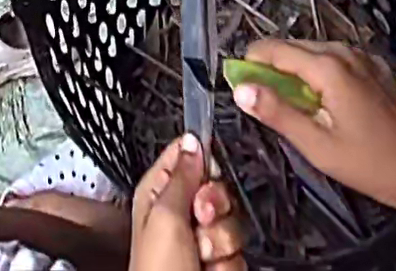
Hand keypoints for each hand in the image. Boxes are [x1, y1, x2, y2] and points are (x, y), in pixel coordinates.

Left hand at [130, 133, 245, 270]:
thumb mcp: (165, 215)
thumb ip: (182, 176)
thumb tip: (192, 138)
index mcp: (158, 192)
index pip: (187, 155)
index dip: (202, 162)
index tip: (205, 176)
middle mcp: (179, 213)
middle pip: (215, 189)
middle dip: (215, 207)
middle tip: (200, 223)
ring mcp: (200, 242)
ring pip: (230, 224)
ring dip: (220, 242)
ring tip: (202, 258)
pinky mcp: (219, 267)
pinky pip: (238, 254)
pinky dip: (228, 266)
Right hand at [232, 40, 395, 212]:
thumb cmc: (371, 164)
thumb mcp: (318, 145)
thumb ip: (276, 113)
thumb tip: (241, 89)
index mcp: (327, 66)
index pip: (273, 49)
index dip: (251, 62)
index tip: (240, 82)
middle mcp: (343, 51)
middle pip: (293, 47)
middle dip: (274, 67)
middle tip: (266, 98)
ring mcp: (363, 57)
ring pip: (314, 51)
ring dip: (297, 69)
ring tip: (295, 101)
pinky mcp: (376, 67)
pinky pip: (336, 58)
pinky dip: (322, 71)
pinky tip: (328, 99)